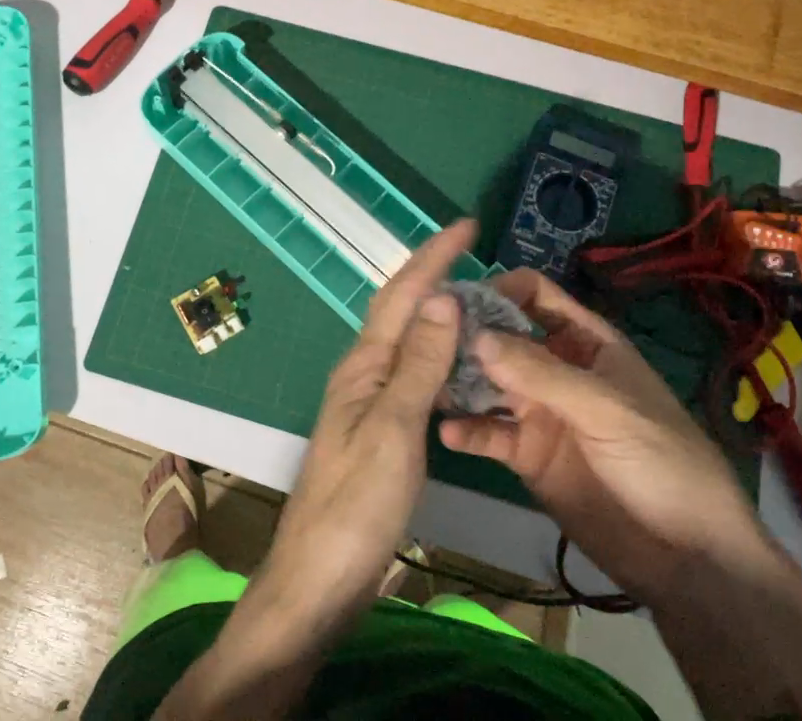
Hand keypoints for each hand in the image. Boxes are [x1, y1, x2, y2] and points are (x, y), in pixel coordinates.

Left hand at [251, 219, 475, 630]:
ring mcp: (368, 406)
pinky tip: (463, 370)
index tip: (466, 224)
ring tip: (482, 305)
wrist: (319, 577)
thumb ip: (418, 365)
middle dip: (435, 279)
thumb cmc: (355, 504)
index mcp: (363, 367)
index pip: (401, 297)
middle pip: (401, 314)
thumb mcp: (393, 429)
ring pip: (409, 346)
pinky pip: (414, 380)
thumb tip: (442, 297)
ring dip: (440, 319)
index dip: (432, 257)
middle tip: (480, 259)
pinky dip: (441, 363)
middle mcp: (362, 376)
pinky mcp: (379, 435)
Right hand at [438, 268, 764, 598]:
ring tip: (426, 386)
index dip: (498, 291)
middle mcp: (558, 370)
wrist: (686, 556)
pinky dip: (467, 431)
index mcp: (587, 344)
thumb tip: (475, 335)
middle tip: (425, 343)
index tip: (454, 302)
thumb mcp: (606, 409)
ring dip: (458, 382)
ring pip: (487, 384)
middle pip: (502, 338)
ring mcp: (540, 414)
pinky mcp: (526, 456)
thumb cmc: (663, 464)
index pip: (535, 296)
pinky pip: (489, 433)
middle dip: (466, 337)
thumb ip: (541, 373)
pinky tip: (448, 433)